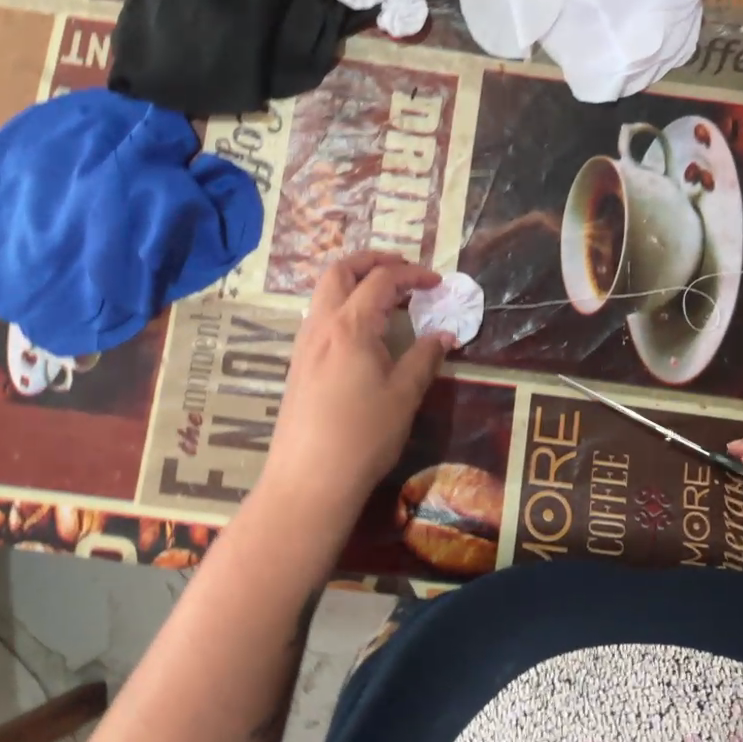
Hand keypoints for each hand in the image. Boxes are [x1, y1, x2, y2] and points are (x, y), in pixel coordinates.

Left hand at [262, 253, 453, 515]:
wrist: (309, 481)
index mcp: (351, 326)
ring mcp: (304, 345)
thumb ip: (425, 358)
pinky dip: (342, 305)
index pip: (382, 280)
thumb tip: (444, 335)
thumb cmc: (363, 436)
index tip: (438, 283)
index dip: (413, 274)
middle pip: (340, 271)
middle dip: (372, 261)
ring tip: (385, 298)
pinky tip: (362, 332)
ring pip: (324, 292)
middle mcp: (322, 325)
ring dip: (354, 282)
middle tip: (403, 270)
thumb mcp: (405, 395)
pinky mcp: (298, 365)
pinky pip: (319, 316)